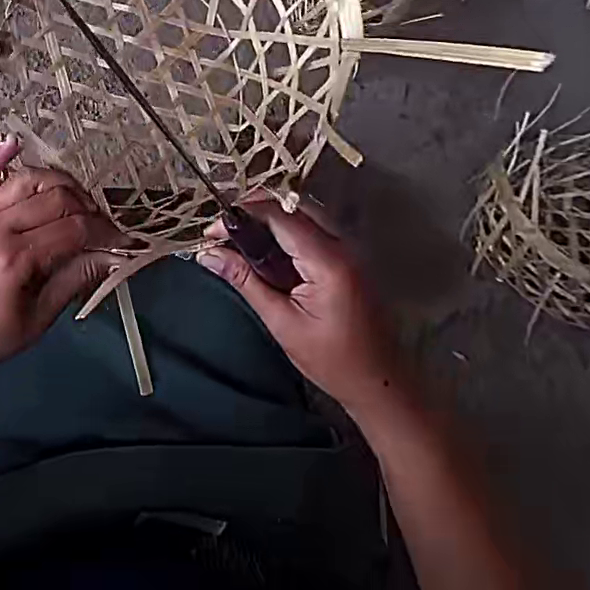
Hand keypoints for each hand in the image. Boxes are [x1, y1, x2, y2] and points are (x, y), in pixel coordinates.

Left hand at [0, 138, 123, 384]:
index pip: (74, 230)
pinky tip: (14, 142)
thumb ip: (76, 279)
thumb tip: (114, 255)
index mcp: (15, 258)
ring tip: (81, 203)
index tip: (125, 242)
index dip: (105, 232)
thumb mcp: (41, 317)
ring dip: (61, 184)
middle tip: (105, 229)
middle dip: (90, 210)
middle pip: (57, 199)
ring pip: (30, 180)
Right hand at [199, 200, 409, 413]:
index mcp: (328, 261)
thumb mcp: (282, 322)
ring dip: (269, 219)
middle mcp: (343, 245)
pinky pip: (313, 228)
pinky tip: (267, 250)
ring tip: (239, 240)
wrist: (381, 382)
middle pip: (291, 206)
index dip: (242, 215)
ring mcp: (349, 248)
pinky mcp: (348, 255)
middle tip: (224, 233)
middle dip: (253, 211)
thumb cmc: (332, 361)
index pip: (279, 216)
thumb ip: (245, 280)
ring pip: (302, 213)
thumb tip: (208, 255)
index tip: (213, 231)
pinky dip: (285, 230)